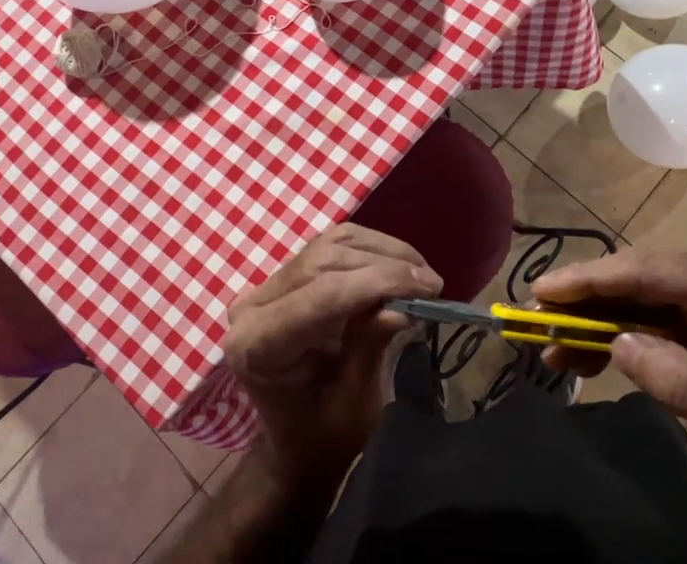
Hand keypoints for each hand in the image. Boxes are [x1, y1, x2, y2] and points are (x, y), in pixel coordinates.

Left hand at [223, 224, 441, 487]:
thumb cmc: (323, 437)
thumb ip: (370, 349)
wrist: (297, 443)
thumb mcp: (354, 406)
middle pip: (324, 262)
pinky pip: (332, 246)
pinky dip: (372, 249)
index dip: (376, 282)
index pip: (319, 295)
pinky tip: (401, 266)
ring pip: (331, 245)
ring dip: (384, 252)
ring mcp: (268, 287)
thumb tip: (403, 308)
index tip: (428, 287)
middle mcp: (253, 306)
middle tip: (433, 285)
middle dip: (385, 265)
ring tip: (422, 275)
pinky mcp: (288, 276)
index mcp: (258, 346)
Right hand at [533, 246, 686, 515]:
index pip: (659, 271)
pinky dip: (620, 335)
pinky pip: (657, 320)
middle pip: (646, 275)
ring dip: (599, 316)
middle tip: (537, 310)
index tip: (547, 288)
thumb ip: (681, 382)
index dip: (598, 278)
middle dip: (590, 293)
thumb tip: (617, 343)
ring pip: (645, 295)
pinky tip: (584, 353)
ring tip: (551, 340)